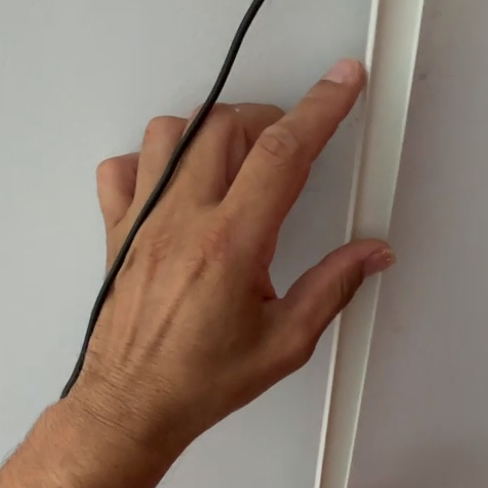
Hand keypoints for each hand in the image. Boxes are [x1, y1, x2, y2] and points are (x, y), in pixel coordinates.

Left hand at [68, 59, 394, 449]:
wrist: (132, 405)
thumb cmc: (197, 382)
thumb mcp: (284, 344)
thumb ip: (331, 289)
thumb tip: (369, 255)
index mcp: (230, 247)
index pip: (282, 154)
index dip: (320, 109)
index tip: (341, 82)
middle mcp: (182, 222)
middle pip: (227, 126)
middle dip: (269, 121)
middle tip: (290, 150)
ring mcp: (144, 222)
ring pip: (172, 132)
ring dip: (212, 131)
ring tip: (236, 163)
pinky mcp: (118, 232)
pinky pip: (124, 168)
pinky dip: (152, 160)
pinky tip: (176, 183)